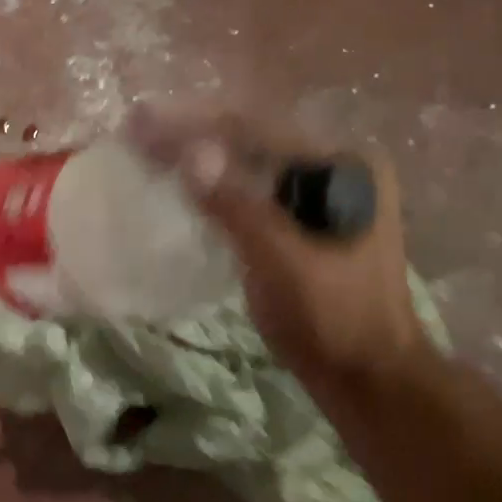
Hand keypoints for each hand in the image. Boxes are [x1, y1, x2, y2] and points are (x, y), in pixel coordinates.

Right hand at [124, 103, 431, 385]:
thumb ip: (237, 206)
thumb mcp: (283, 261)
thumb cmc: (334, 317)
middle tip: (132, 131)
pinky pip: (245, 190)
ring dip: (195, 157)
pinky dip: (208, 184)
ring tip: (143, 150)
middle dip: (189, 134)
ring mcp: (318, 197)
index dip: (193, 124)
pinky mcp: (297, 224)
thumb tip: (189, 153)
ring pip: (244, 163)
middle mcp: (334, 170)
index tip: (139, 124)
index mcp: (343, 168)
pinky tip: (174, 183)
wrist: (369, 377)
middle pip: (249, 139)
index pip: (255, 129)